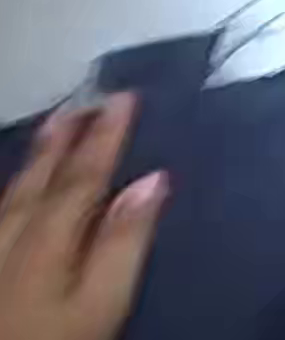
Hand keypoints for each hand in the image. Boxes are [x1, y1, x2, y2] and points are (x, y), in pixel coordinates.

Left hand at [0, 95, 166, 339]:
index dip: (103, 137)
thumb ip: (124, 241)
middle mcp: (5, 247)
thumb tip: (156, 177)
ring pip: (2, 205)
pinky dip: (4, 199)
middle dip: (60, 145)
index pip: (81, 180)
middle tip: (81, 104)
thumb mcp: (101, 300)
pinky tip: (11, 190)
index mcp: (47, 247)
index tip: (122, 97)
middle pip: (33, 189)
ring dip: (30, 165)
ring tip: (50, 131)